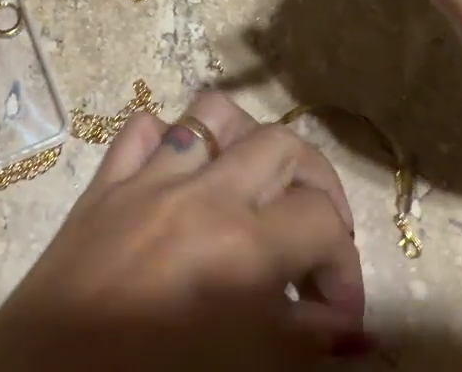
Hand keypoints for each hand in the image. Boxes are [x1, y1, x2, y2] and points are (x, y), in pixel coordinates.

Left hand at [0, 92, 370, 371]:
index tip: (335, 313)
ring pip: (211, 114)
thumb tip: (357, 334)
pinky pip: (142, 129)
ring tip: (254, 184)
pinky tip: (180, 174)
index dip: (346, 267)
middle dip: (316, 183)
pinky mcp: (104, 180)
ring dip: (246, 140)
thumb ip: (306, 343)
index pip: (324, 221)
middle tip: (314, 234)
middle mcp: (200, 192)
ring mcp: (147, 177)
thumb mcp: (246, 368)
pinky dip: (170, 138)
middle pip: (283, 144)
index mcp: (241, 244)